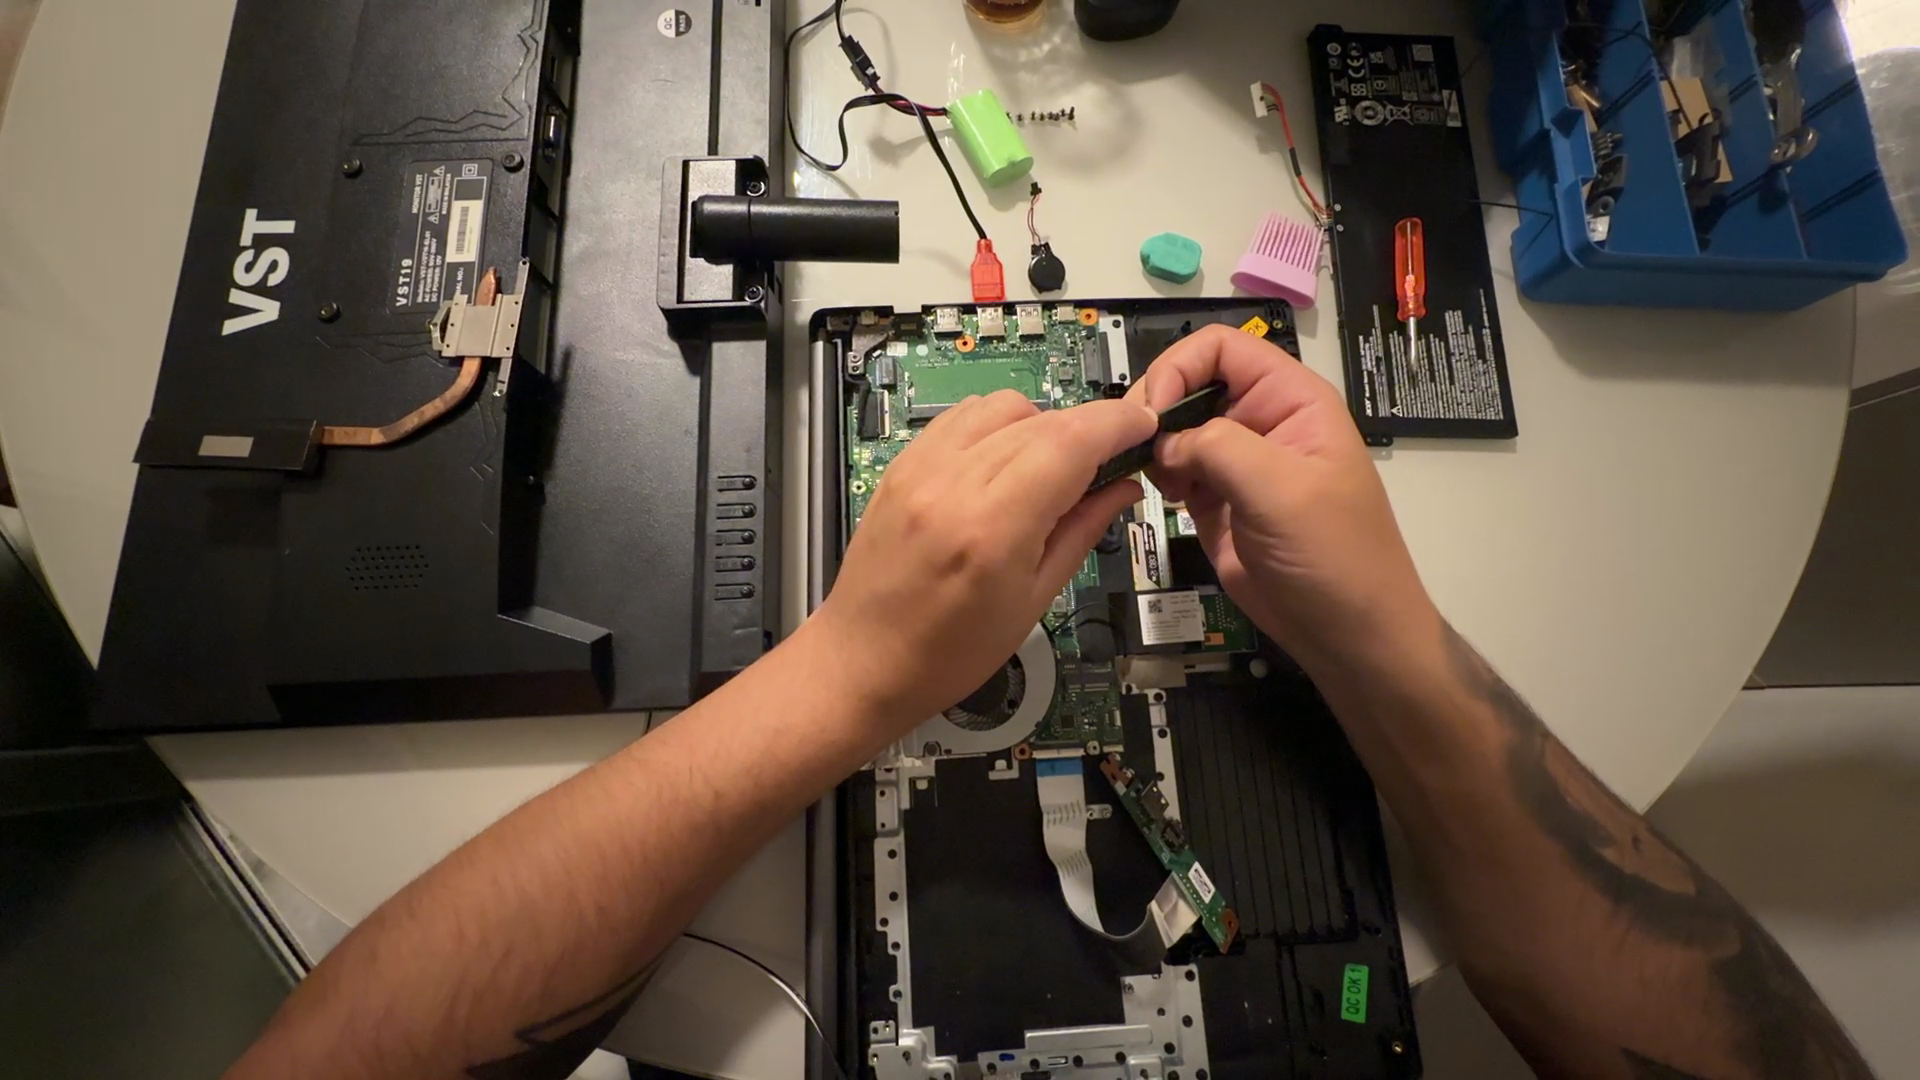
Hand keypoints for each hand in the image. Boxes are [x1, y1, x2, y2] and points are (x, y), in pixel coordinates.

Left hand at [815, 389, 1157, 729]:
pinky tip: (1004, 461)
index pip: (1070, 442)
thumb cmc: (950, 652)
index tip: (1144, 426)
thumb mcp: (1033, 600)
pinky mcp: (901, 465)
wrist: (863, 660)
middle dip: (1091, 427)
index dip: (1118, 424)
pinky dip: (997, 426)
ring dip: (1042, 423)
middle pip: (1042, 421)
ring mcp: (919, 468)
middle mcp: (952, 483)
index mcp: (992, 528)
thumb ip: (1082, 531)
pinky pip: (961, 418)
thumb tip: (1123, 485)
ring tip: (1050, 469)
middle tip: (1111, 458)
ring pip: (1001, 406)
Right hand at [1127, 325, 1434, 670]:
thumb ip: (1218, 447)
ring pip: (1174, 428)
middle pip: (1189, 383)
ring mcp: (1234, 461)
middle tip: (1142, 451)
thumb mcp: (1281, 490)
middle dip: (1158, 411)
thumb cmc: (1331, 554)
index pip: (1220, 348)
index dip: (1179, 368)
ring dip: (1155, 448)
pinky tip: (1171, 498)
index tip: (1153, 415)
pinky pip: (1172, 469)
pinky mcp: (1214, 498)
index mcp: (1288, 399)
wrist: (1343, 630)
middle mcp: (1257, 420)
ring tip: (1165, 483)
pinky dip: (1158, 477)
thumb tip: (1163, 440)